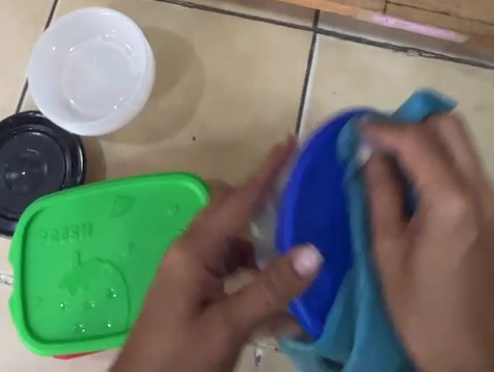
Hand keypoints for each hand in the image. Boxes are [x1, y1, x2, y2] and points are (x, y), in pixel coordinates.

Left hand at [114, 140, 323, 371]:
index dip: (266, 172)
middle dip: (264, 201)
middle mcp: (189, 251)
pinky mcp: (191, 295)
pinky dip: (253, 276)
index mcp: (194, 249)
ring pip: (232, 243)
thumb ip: (269, 288)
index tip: (290, 142)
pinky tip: (280, 306)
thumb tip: (314, 250)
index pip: (238, 199)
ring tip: (297, 254)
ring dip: (261, 246)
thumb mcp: (228, 326)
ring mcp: (188, 273)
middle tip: (300, 197)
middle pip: (231, 211)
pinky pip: (228, 271)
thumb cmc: (178, 360)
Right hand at [363, 114, 493, 371]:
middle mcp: (479, 189)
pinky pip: (466, 164)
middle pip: (448, 125)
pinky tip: (415, 179)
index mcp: (451, 201)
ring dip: (427, 137)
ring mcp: (492, 199)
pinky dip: (440, 157)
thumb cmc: (421, 310)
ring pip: (461, 141)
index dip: (384, 128)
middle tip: (380, 142)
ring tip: (393, 157)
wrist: (473, 356)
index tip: (358, 130)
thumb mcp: (387, 251)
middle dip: (411, 123)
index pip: (416, 140)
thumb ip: (380, 193)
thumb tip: (370, 152)